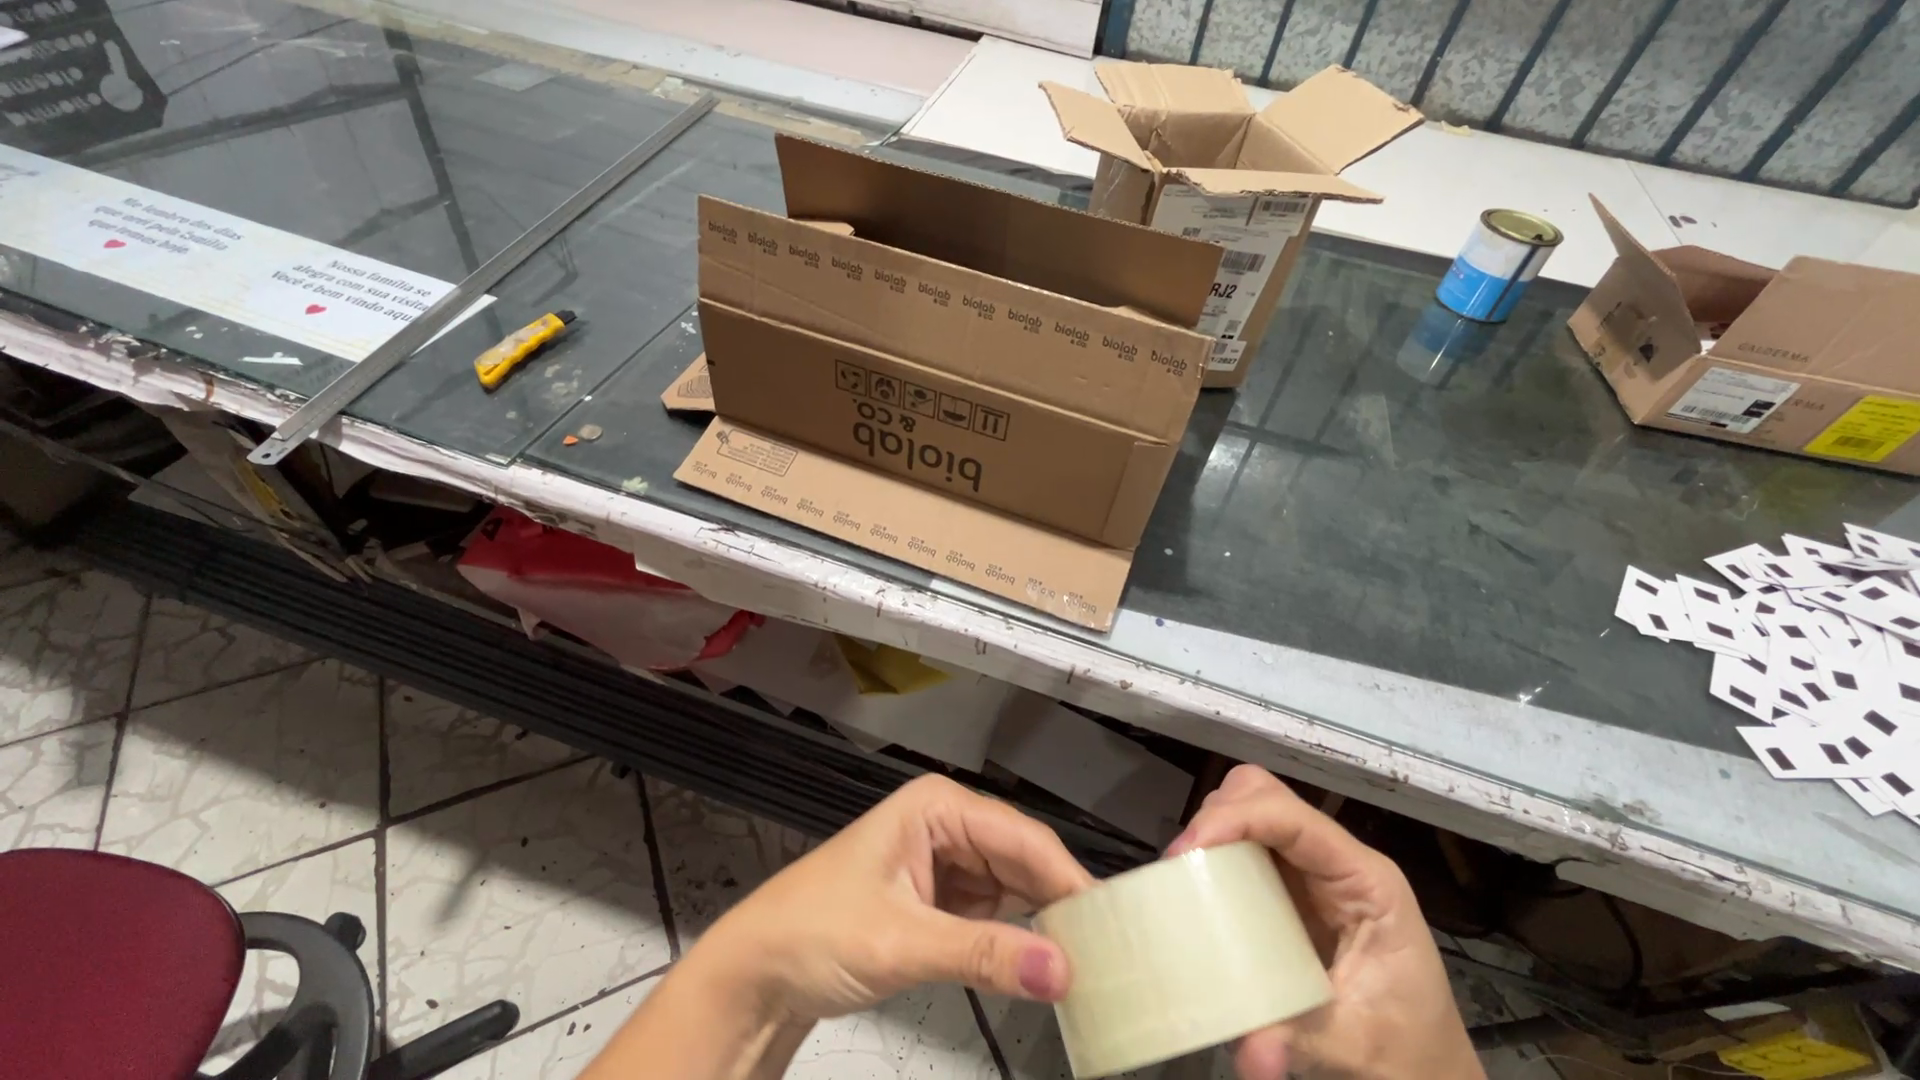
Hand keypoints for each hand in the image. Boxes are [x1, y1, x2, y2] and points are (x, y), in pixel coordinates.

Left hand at [698, 773, 1095, 1020]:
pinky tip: (1042, 961)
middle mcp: (946, 825)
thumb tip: (1059, 970)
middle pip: (1023, 859)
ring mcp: (944, 862)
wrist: (758, 971)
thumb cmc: (811, 931)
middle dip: (1059, 901)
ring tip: (1087, 959)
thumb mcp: (901, 942)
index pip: (1020, 836)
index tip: (1111, 921)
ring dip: (1043, 922)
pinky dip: (1016, 937)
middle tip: (1109, 948)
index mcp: (936, 807)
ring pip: (1014, 887)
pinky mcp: (940, 898)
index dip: (1067, 878)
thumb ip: (983, 954)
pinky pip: (994, 912)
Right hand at [1168, 765, 1481, 1079]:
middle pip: (1267, 795)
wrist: (1424, 1069)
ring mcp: (1311, 870)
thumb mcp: (1353, 1046)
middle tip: (1183, 863)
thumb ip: (1298, 1041)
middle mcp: (1336, 861)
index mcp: (1364, 881)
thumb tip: (1248, 1054)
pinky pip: (1246, 843)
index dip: (1236, 820)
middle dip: (1219, 815)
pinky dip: (1215, 849)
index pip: (1294, 819)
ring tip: (1185, 873)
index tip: (1186, 852)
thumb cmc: (1404, 1049)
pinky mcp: (1290, 886)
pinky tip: (1199, 885)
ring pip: (1252, 807)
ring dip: (1213, 828)